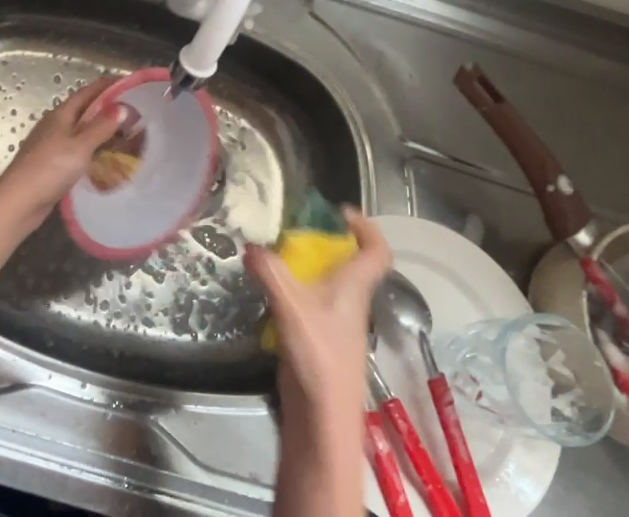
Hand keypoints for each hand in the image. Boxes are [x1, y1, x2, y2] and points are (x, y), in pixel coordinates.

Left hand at [0, 76, 125, 219]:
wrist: (19, 201)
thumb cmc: (50, 168)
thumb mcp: (80, 145)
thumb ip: (100, 127)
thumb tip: (122, 106)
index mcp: (60, 114)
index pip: (86, 92)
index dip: (106, 86)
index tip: (128, 84)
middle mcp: (55, 125)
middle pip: (84, 110)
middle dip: (106, 109)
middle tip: (134, 112)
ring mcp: (52, 144)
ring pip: (81, 131)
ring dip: (101, 130)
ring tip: (125, 135)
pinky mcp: (52, 163)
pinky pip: (77, 149)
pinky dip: (93, 150)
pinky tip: (105, 159)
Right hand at [245, 207, 392, 404]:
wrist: (321, 417)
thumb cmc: (320, 358)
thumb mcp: (293, 309)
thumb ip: (272, 274)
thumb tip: (251, 246)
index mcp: (354, 289)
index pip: (377, 252)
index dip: (367, 228)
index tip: (341, 212)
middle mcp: (348, 302)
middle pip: (348, 265)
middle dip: (325, 243)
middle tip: (292, 229)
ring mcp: (333, 323)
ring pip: (325, 284)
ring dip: (304, 266)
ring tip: (272, 253)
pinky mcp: (315, 339)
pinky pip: (307, 302)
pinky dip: (290, 289)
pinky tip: (266, 290)